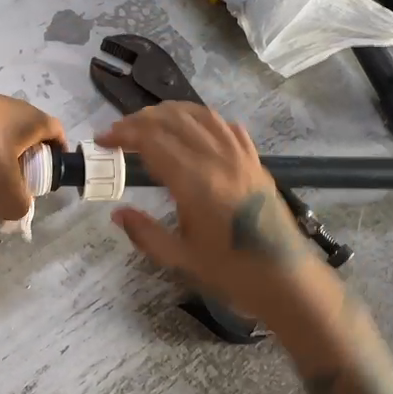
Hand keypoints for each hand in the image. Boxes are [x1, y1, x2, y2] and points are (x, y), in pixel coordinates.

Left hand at [0, 81, 64, 221]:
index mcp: (30, 119)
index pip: (56, 133)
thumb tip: (14, 215)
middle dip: (18, 176)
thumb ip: (16, 202)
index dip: (59, 155)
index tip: (50, 177)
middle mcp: (9, 111)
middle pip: (24, 147)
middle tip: (9, 195)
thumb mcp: (4, 179)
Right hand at [98, 102, 312, 318]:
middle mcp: (219, 160)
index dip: (123, 134)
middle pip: (173, 120)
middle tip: (118, 132)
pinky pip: (226, 127)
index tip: (104, 139)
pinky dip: (203, 119)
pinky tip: (192, 128)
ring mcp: (241, 157)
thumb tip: (117, 213)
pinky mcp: (255, 162)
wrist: (288, 281)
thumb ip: (145, 233)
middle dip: (140, 119)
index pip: (152, 140)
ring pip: (201, 116)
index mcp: (196, 183)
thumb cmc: (233, 273)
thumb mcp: (181, 258)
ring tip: (148, 122)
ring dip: (169, 113)